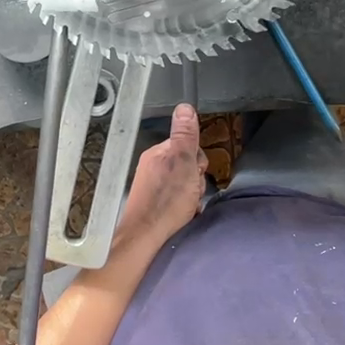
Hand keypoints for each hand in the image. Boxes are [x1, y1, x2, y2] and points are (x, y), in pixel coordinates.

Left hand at [114, 104, 207, 250]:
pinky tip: (183, 215)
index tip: (196, 172)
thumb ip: (185, 136)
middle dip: (195, 180)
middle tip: (191, 192)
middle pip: (187, 165)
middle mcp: (152, 166)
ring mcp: (152, 185)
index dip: (198, 160)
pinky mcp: (154, 203)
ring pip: (184, 184)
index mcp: (157, 153)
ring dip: (191, 195)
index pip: (187, 146)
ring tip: (187, 206)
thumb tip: (185, 107)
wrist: (146, 236)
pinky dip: (184, 207)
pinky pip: (177, 199)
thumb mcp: (183, 163)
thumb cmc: (165, 201)